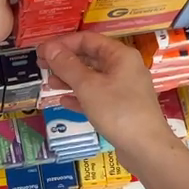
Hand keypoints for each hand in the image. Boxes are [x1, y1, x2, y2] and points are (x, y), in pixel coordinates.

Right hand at [36, 32, 179, 167]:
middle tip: (41, 66)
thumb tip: (48, 48)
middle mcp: (124, 68)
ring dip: (70, 79)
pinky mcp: (121, 109)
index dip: (62, 43)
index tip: (41, 52)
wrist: (146, 149)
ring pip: (92, 78)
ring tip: (49, 84)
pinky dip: (80, 97)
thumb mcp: (88, 86)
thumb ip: (67, 65)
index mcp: (120, 56)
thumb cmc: (118, 111)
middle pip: (90, 58)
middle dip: (64, 61)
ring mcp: (124, 90)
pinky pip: (97, 97)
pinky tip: (64, 102)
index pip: (87, 40)